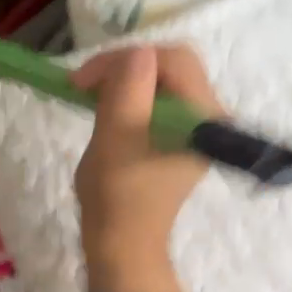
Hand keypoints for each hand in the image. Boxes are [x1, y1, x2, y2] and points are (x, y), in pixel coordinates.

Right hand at [70, 45, 224, 261]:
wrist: (123, 239)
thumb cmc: (117, 192)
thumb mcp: (116, 136)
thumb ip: (129, 90)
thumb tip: (136, 52)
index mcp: (203, 115)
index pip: (171, 58)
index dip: (122, 59)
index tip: (81, 81)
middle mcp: (211, 115)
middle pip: (170, 65)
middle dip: (122, 66)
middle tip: (82, 85)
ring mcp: (198, 126)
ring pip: (162, 80)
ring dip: (122, 80)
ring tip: (89, 96)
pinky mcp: (182, 136)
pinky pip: (158, 99)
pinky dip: (129, 96)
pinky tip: (105, 110)